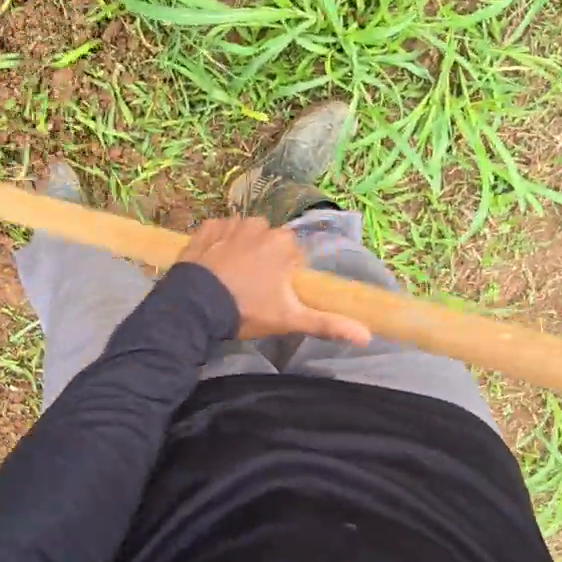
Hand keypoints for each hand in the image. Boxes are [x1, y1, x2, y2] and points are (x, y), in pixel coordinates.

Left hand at [177, 218, 370, 345]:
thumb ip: (328, 324)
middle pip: (269, 243)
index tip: (272, 293)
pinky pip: (218, 232)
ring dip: (241, 250)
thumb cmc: (247, 311)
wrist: (194, 307)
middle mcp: (260, 225)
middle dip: (264, 260)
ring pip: (244, 235)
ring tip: (230, 279)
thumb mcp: (290, 319)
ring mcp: (230, 224)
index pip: (293, 256)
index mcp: (284, 243)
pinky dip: (217, 245)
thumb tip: (367, 336)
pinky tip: (213, 266)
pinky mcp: (205, 228)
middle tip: (251, 289)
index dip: (285, 275)